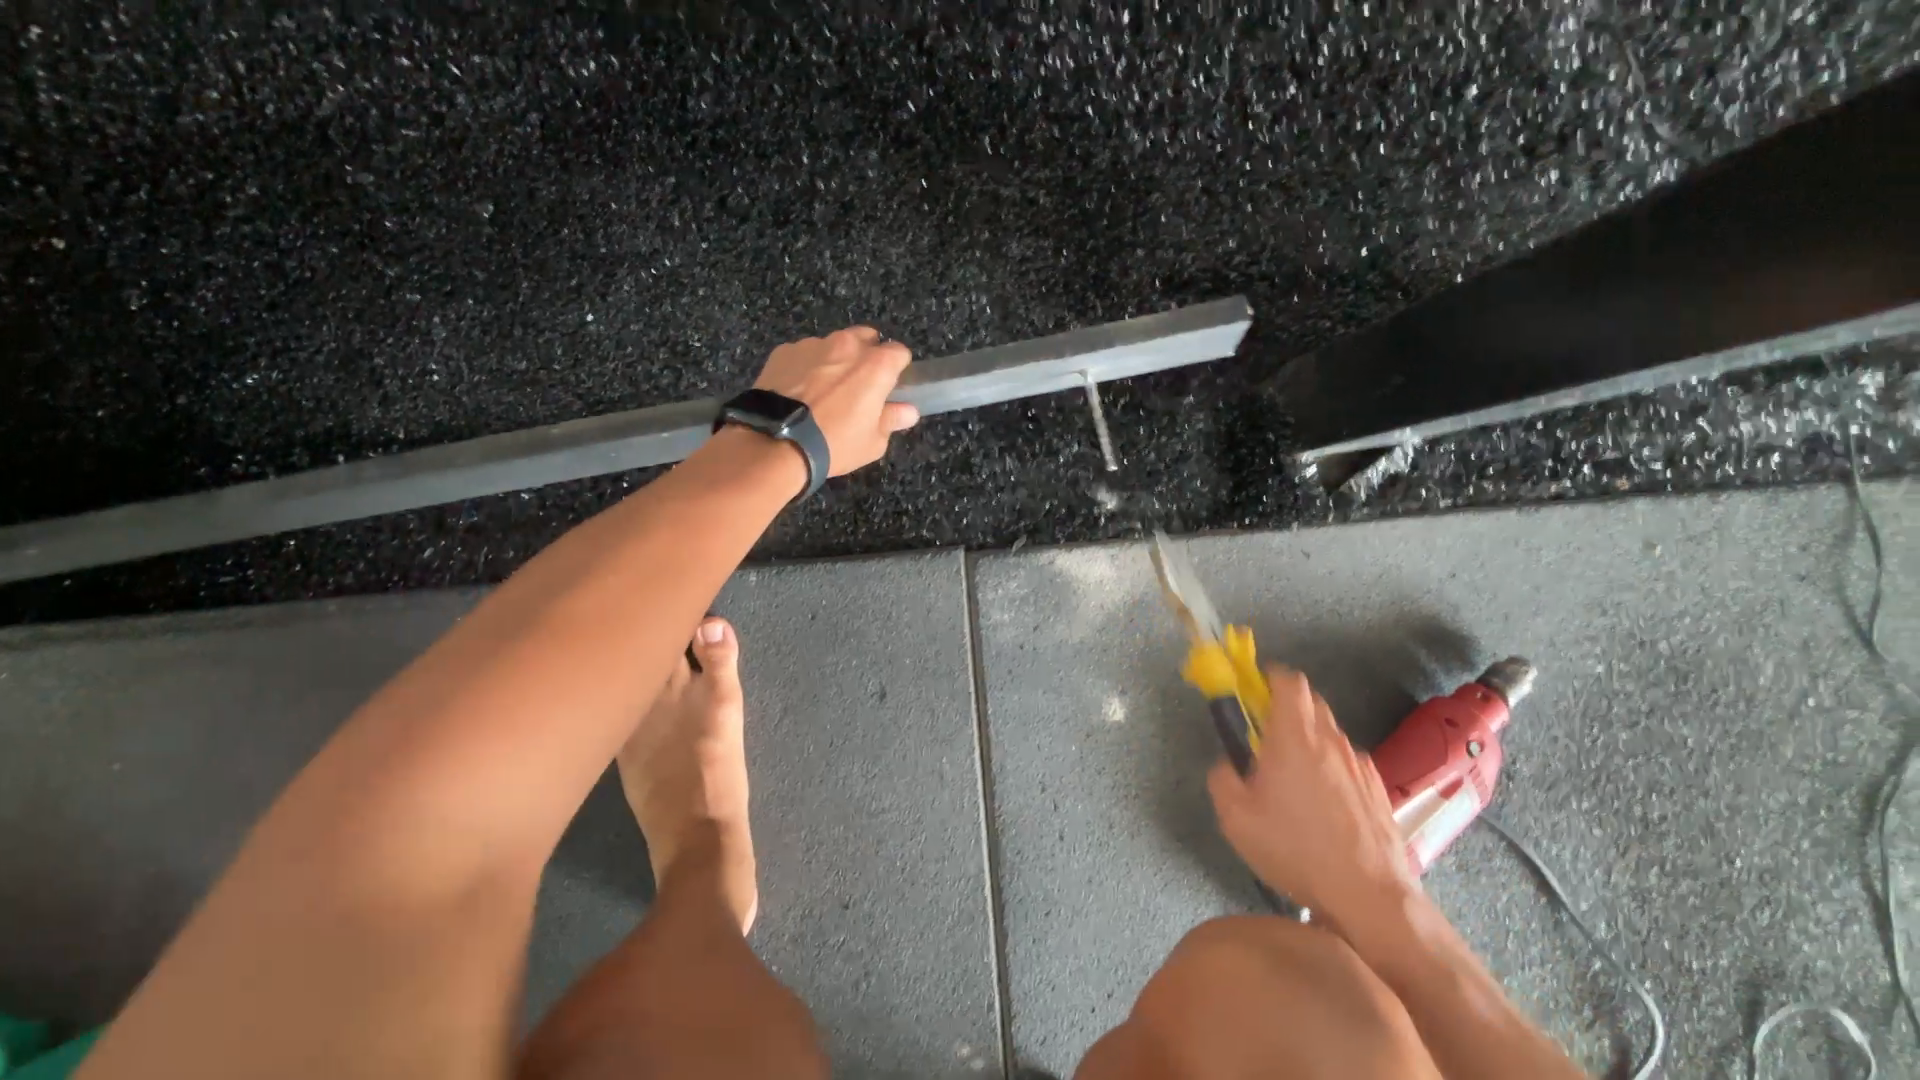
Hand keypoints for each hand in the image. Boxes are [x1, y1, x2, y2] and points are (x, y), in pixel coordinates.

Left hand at [754, 327, 919, 475]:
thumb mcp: (872, 442)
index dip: (897, 368)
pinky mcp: (784, 351)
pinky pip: (803, 354)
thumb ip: (891, 420)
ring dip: (834, 360)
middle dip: (867, 355)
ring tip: (822, 391)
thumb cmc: (833, 444)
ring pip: (832, 345)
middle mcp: (846, 345)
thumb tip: (907, 411)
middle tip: (858, 386)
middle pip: (866, 338)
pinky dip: (805, 367)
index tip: (890, 385)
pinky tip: (797, 392)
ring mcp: (812, 345)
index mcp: (875, 365)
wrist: (775, 443)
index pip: (899, 352)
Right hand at [1208, 667, 1421, 949]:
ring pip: (1329, 736)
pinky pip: (1347, 765)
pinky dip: (1330, 771)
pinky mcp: (1378, 790)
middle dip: (1286, 709)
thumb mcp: (1236, 818)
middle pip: (1311, 703)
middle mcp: (1331, 741)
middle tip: (1263, 738)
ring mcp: (1360, 765)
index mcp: (1294, 737)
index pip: (1289, 682)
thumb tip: (1228, 764)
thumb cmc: (1295, 849)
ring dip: (1308, 743)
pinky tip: (1322, 809)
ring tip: (1292, 782)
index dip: (1269, 678)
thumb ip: (1223, 779)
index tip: (1253, 689)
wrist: (1369, 893)